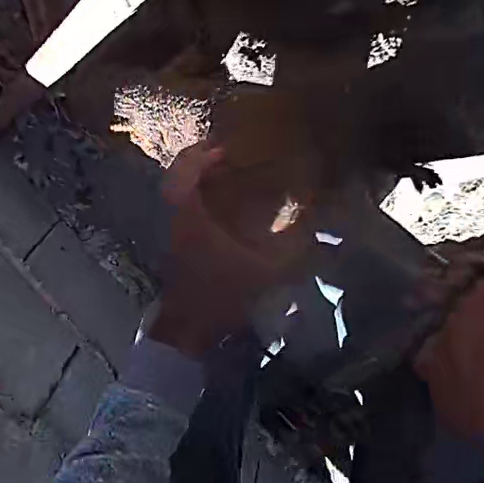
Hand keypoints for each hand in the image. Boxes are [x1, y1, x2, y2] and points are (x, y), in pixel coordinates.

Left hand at [145, 144, 308, 356]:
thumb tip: (318, 222)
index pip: (185, 172)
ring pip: (171, 193)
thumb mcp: (265, 272)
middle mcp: (172, 218)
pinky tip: (212, 208)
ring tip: (220, 178)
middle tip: (222, 158)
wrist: (186, 332)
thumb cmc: (222, 297)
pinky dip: (189, 199)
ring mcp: (165, 232)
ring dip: (192, 180)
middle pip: (174, 177)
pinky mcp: (167, 245)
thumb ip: (293, 247)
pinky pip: (173, 209)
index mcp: (190, 217)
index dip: (201, 156)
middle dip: (196, 162)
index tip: (224, 150)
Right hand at [414, 223, 483, 434]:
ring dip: (434, 281)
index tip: (475, 256)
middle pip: (469, 257)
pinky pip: (428, 290)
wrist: (457, 376)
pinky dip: (422, 295)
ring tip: (433, 298)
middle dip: (455, 265)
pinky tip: (420, 304)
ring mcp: (468, 305)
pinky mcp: (442, 316)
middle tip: (454, 282)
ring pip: (444, 272)